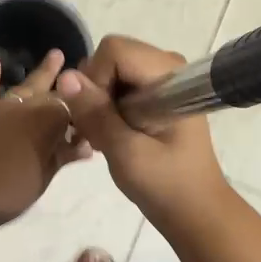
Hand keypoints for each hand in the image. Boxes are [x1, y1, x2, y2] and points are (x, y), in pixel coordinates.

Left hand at [0, 49, 92, 223]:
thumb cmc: (11, 190)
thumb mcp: (43, 177)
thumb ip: (63, 156)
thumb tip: (86, 145)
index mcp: (49, 121)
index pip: (73, 108)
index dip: (83, 110)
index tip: (92, 114)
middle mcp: (28, 106)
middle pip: (52, 92)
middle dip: (67, 84)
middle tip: (83, 70)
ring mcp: (1, 107)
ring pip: (25, 87)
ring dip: (41, 73)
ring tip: (55, 56)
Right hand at [56, 35, 227, 223]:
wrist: (195, 210)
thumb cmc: (165, 185)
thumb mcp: (125, 152)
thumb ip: (96, 113)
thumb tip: (65, 77)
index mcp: (169, 76)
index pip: (114, 51)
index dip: (95, 80)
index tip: (97, 118)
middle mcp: (168, 68)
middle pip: (111, 58)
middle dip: (96, 93)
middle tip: (99, 134)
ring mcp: (163, 81)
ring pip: (112, 74)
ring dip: (100, 105)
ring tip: (106, 140)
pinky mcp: (157, 96)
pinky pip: (121, 87)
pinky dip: (109, 110)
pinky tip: (112, 138)